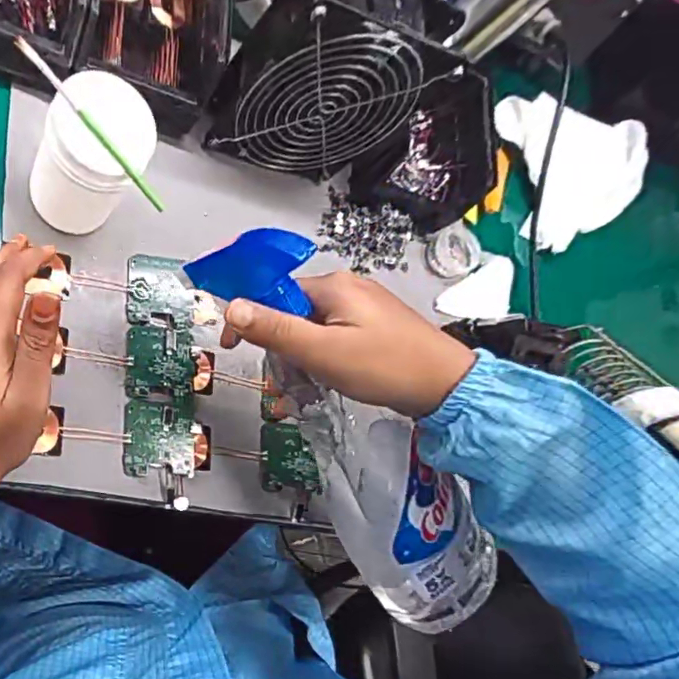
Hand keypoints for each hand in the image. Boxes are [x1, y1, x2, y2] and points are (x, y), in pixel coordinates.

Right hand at [220, 271, 474, 417]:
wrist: (447, 387)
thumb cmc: (385, 366)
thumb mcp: (320, 350)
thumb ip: (273, 328)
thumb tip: (231, 307)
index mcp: (332, 286)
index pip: (272, 294)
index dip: (249, 320)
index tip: (233, 346)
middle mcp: (345, 290)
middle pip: (288, 315)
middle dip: (278, 351)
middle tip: (281, 382)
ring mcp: (359, 309)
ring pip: (306, 332)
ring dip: (296, 362)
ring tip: (302, 392)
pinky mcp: (368, 327)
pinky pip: (327, 340)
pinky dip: (316, 362)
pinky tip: (320, 384)